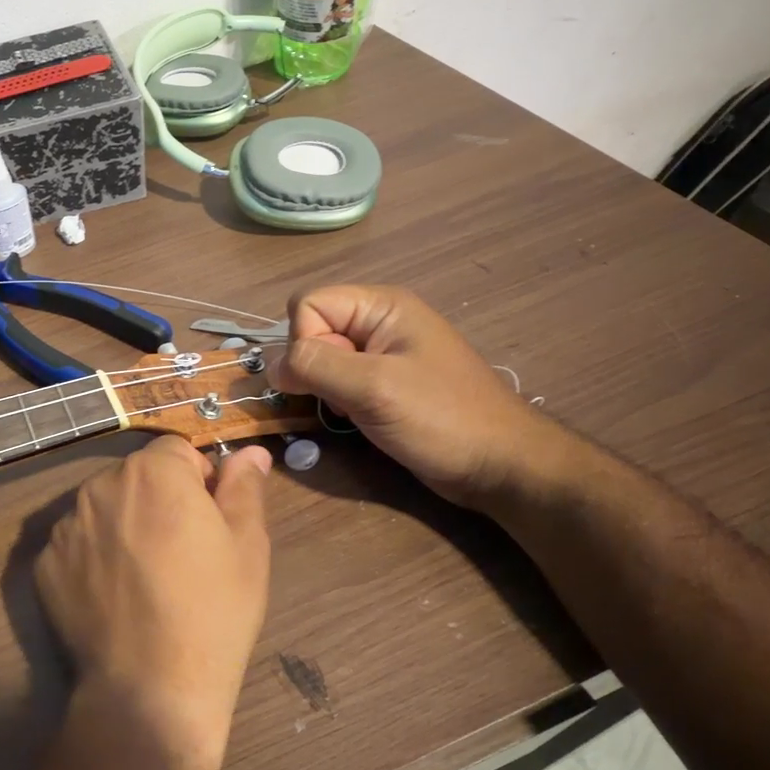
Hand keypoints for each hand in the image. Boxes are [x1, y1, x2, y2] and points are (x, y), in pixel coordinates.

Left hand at [35, 437, 272, 769]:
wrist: (148, 689)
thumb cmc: (212, 614)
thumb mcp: (247, 548)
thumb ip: (244, 488)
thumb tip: (249, 452)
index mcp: (152, 473)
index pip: (177, 452)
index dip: (198, 482)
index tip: (209, 525)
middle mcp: (99, 486)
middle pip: (135, 478)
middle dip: (158, 501)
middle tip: (182, 556)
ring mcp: (65, 527)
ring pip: (103, 510)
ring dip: (123, 526)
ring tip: (147, 581)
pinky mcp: (44, 564)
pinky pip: (76, 546)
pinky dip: (93, 559)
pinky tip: (116, 598)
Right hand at [270, 285, 561, 509]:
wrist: (500, 464)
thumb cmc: (442, 419)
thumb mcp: (373, 387)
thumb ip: (314, 366)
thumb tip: (270, 365)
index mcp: (381, 306)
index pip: (307, 304)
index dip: (305, 341)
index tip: (334, 377)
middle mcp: (378, 321)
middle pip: (310, 329)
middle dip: (313, 366)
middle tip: (346, 396)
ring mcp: (382, 353)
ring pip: (320, 358)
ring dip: (323, 387)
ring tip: (354, 410)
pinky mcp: (382, 383)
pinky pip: (337, 379)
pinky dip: (335, 399)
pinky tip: (356, 418)